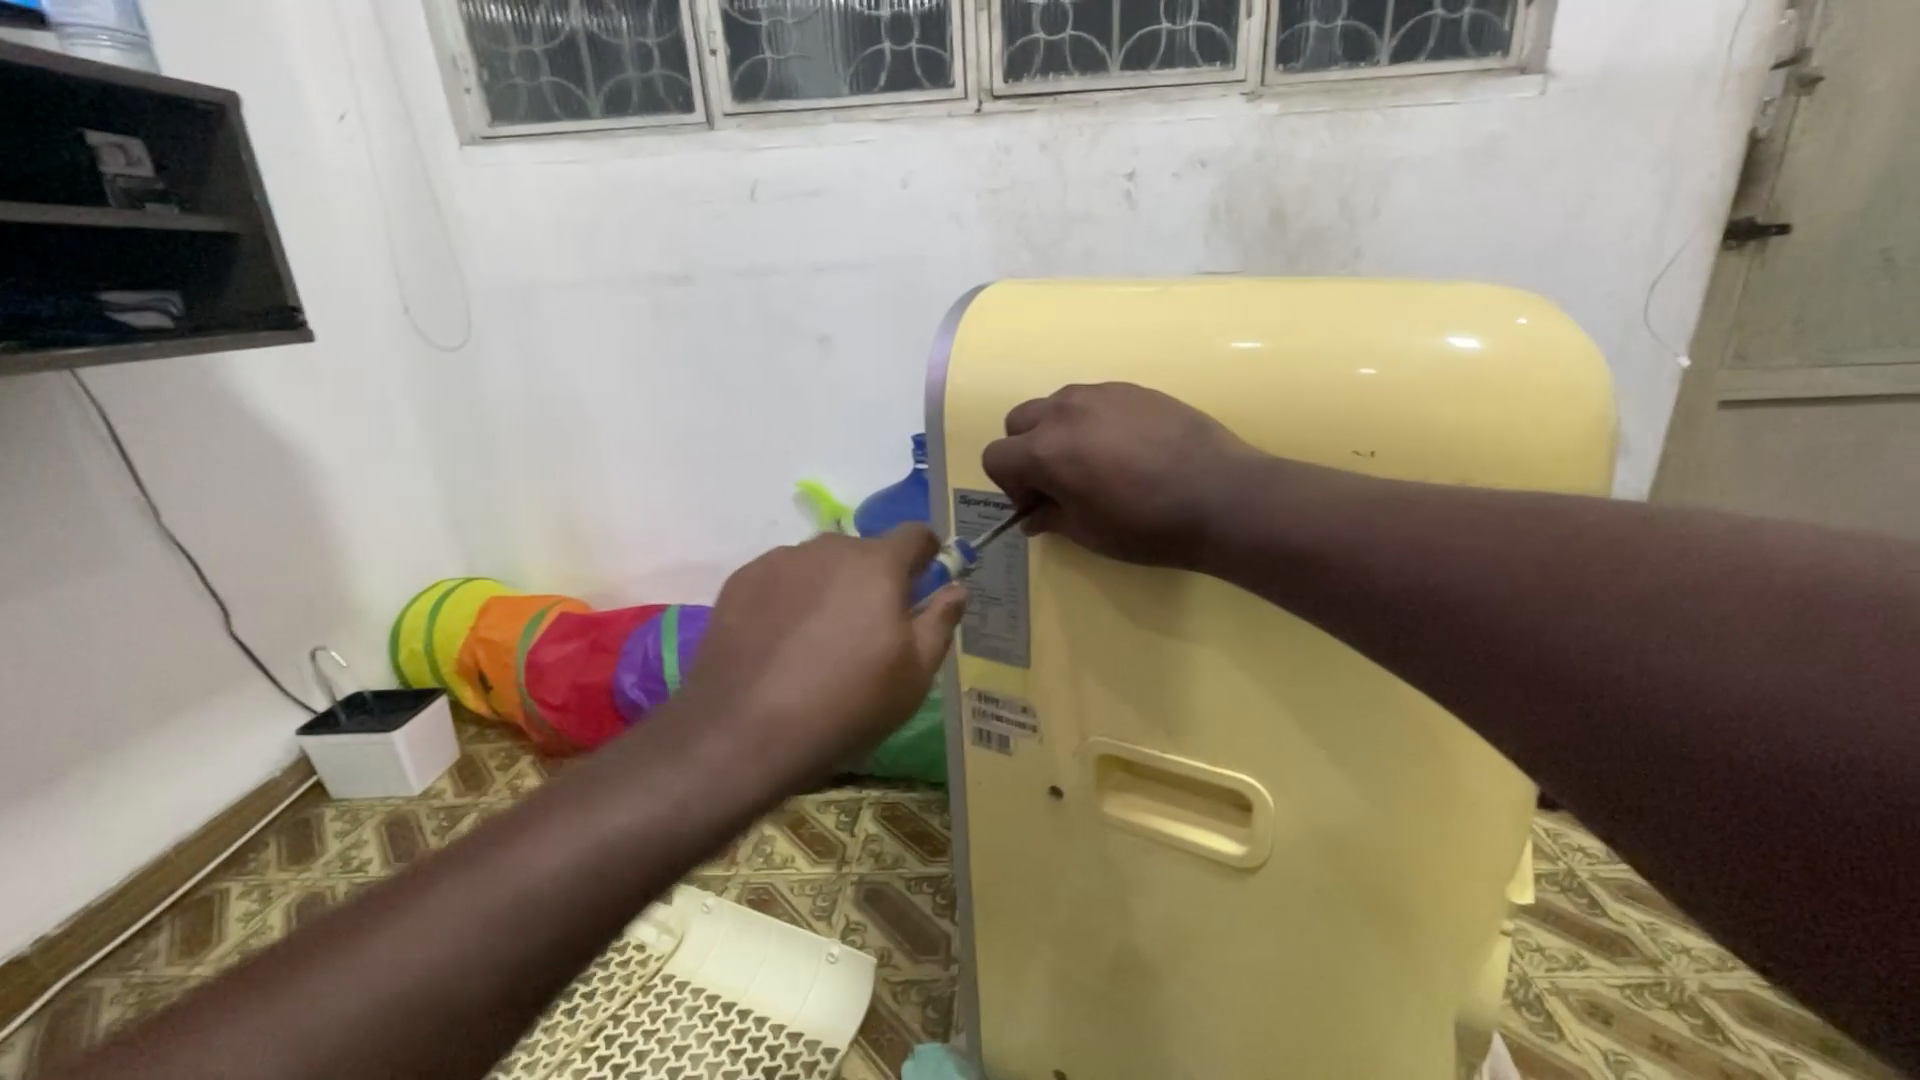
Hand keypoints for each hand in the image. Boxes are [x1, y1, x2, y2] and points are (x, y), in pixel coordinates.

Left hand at [679, 527, 965, 779]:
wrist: (745, 731)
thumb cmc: (848, 704)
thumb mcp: (915, 675)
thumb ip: (941, 622)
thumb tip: (956, 588)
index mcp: (878, 563)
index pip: (916, 534)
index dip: (926, 556)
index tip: (923, 585)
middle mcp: (828, 548)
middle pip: (864, 552)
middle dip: (874, 579)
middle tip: (868, 630)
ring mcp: (778, 562)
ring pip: (818, 565)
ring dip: (829, 588)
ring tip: (818, 640)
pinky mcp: (740, 582)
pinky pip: (779, 580)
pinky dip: (788, 600)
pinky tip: (780, 644)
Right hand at [982, 383, 1258, 570]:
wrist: (1222, 496)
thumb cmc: (1148, 525)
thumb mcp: (1089, 533)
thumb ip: (1051, 518)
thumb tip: (1032, 516)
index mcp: (1045, 450)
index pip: (996, 457)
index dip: (1010, 486)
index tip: (1038, 505)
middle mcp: (1065, 412)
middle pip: (1019, 422)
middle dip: (1027, 452)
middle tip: (1059, 482)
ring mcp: (1101, 394)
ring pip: (1056, 405)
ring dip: (1057, 432)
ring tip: (1093, 462)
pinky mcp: (1133, 389)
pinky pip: (1093, 400)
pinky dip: (1092, 421)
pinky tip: (1126, 450)